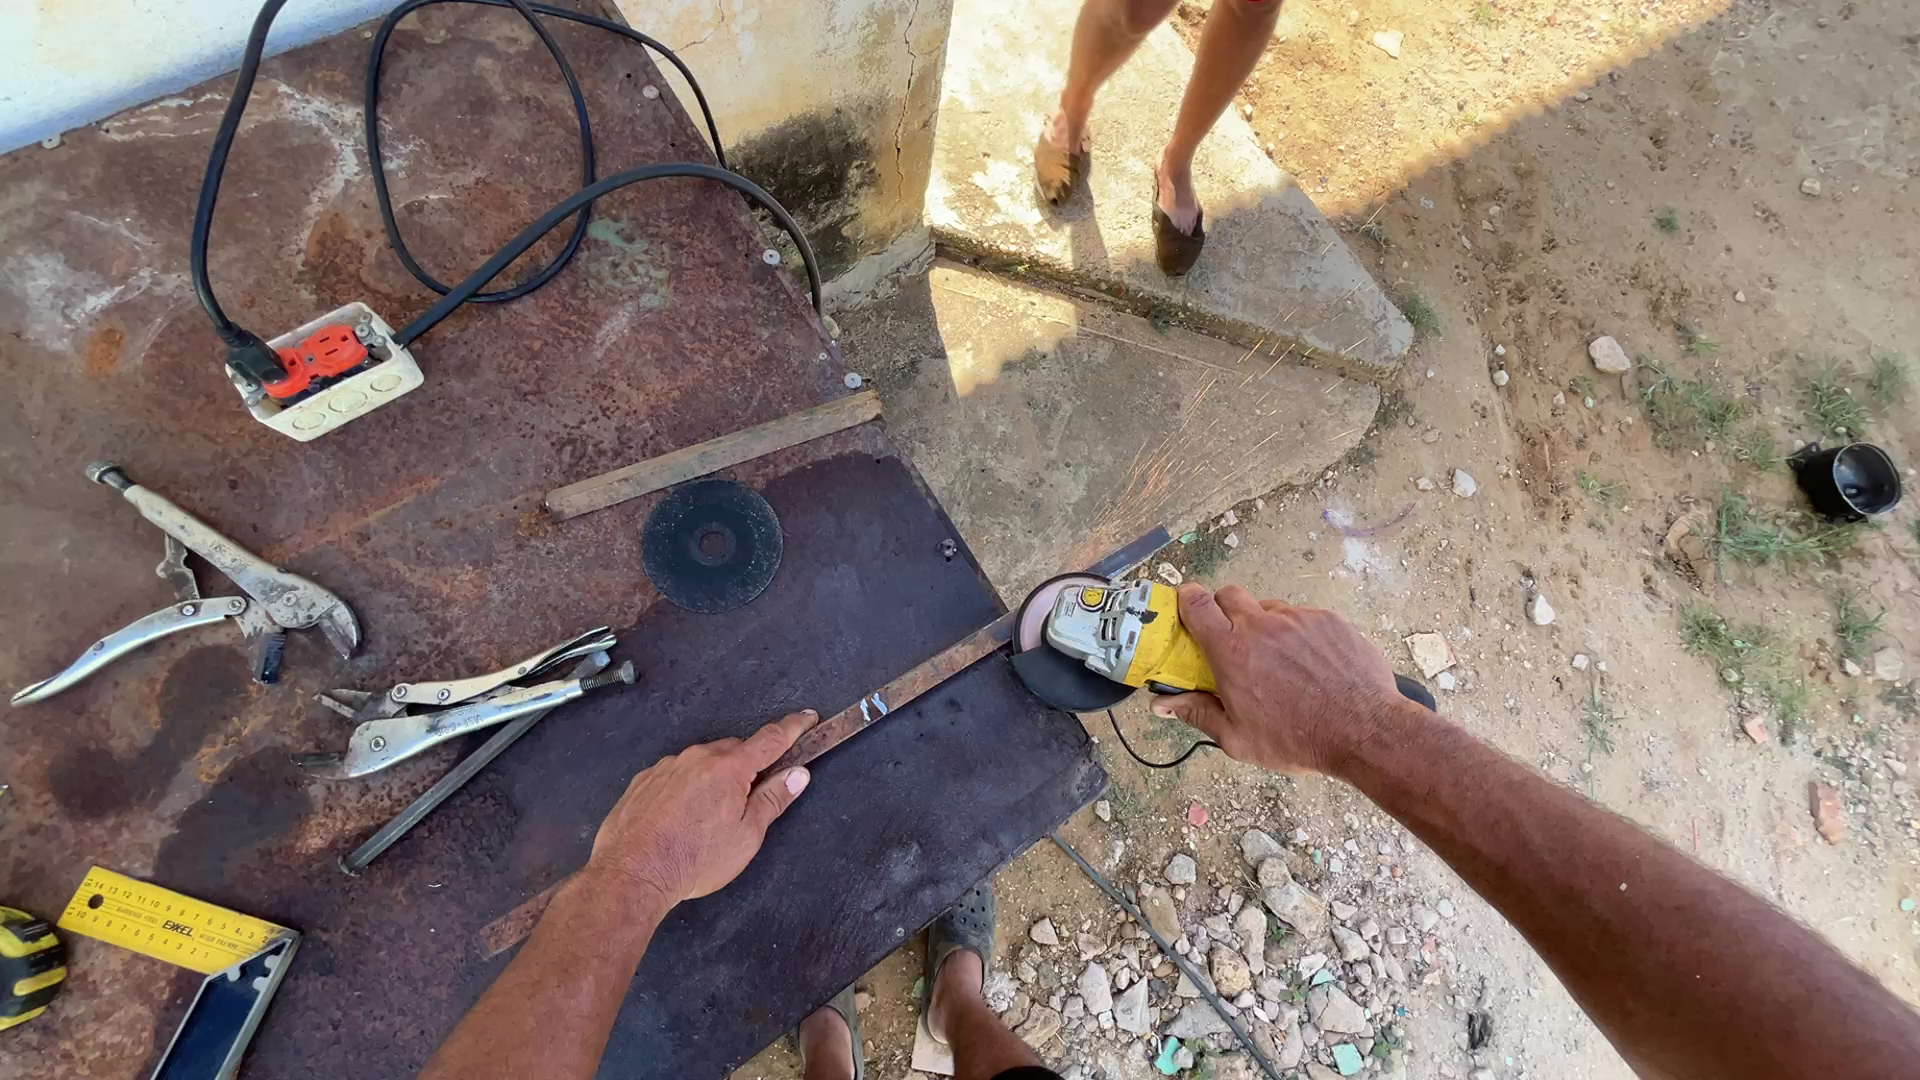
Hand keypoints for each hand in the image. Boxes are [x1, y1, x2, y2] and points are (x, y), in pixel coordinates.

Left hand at [584, 710, 817, 908]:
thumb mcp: (746, 836)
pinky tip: (678, 817)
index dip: (795, 727)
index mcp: (730, 767)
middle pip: (735, 750)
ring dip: (714, 777)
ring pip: (703, 761)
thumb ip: (773, 800)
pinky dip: (685, 786)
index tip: (809, 717)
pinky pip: (676, 773)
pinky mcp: (644, 780)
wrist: (629, 876)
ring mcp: (668, 765)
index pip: (772, 738)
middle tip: (747, 797)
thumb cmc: (695, 859)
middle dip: (747, 765)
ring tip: (706, 817)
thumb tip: (799, 773)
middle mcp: (699, 756)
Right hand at [1150, 584, 1406, 774]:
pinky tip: (1311, 665)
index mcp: (1231, 649)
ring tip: (1279, 661)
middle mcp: (1262, 625)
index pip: (1196, 602)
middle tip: (1232, 640)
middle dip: (1224, 610)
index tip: (1186, 607)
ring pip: (1269, 609)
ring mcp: (1298, 619)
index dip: (1187, 599)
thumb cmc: (1296, 740)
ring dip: (1265, 626)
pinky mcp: (1329, 620)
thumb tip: (1160, 704)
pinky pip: (1304, 619)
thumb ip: (1196, 713)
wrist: (1366, 732)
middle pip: (1229, 594)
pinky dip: (1300, 635)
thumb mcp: (1236, 738)